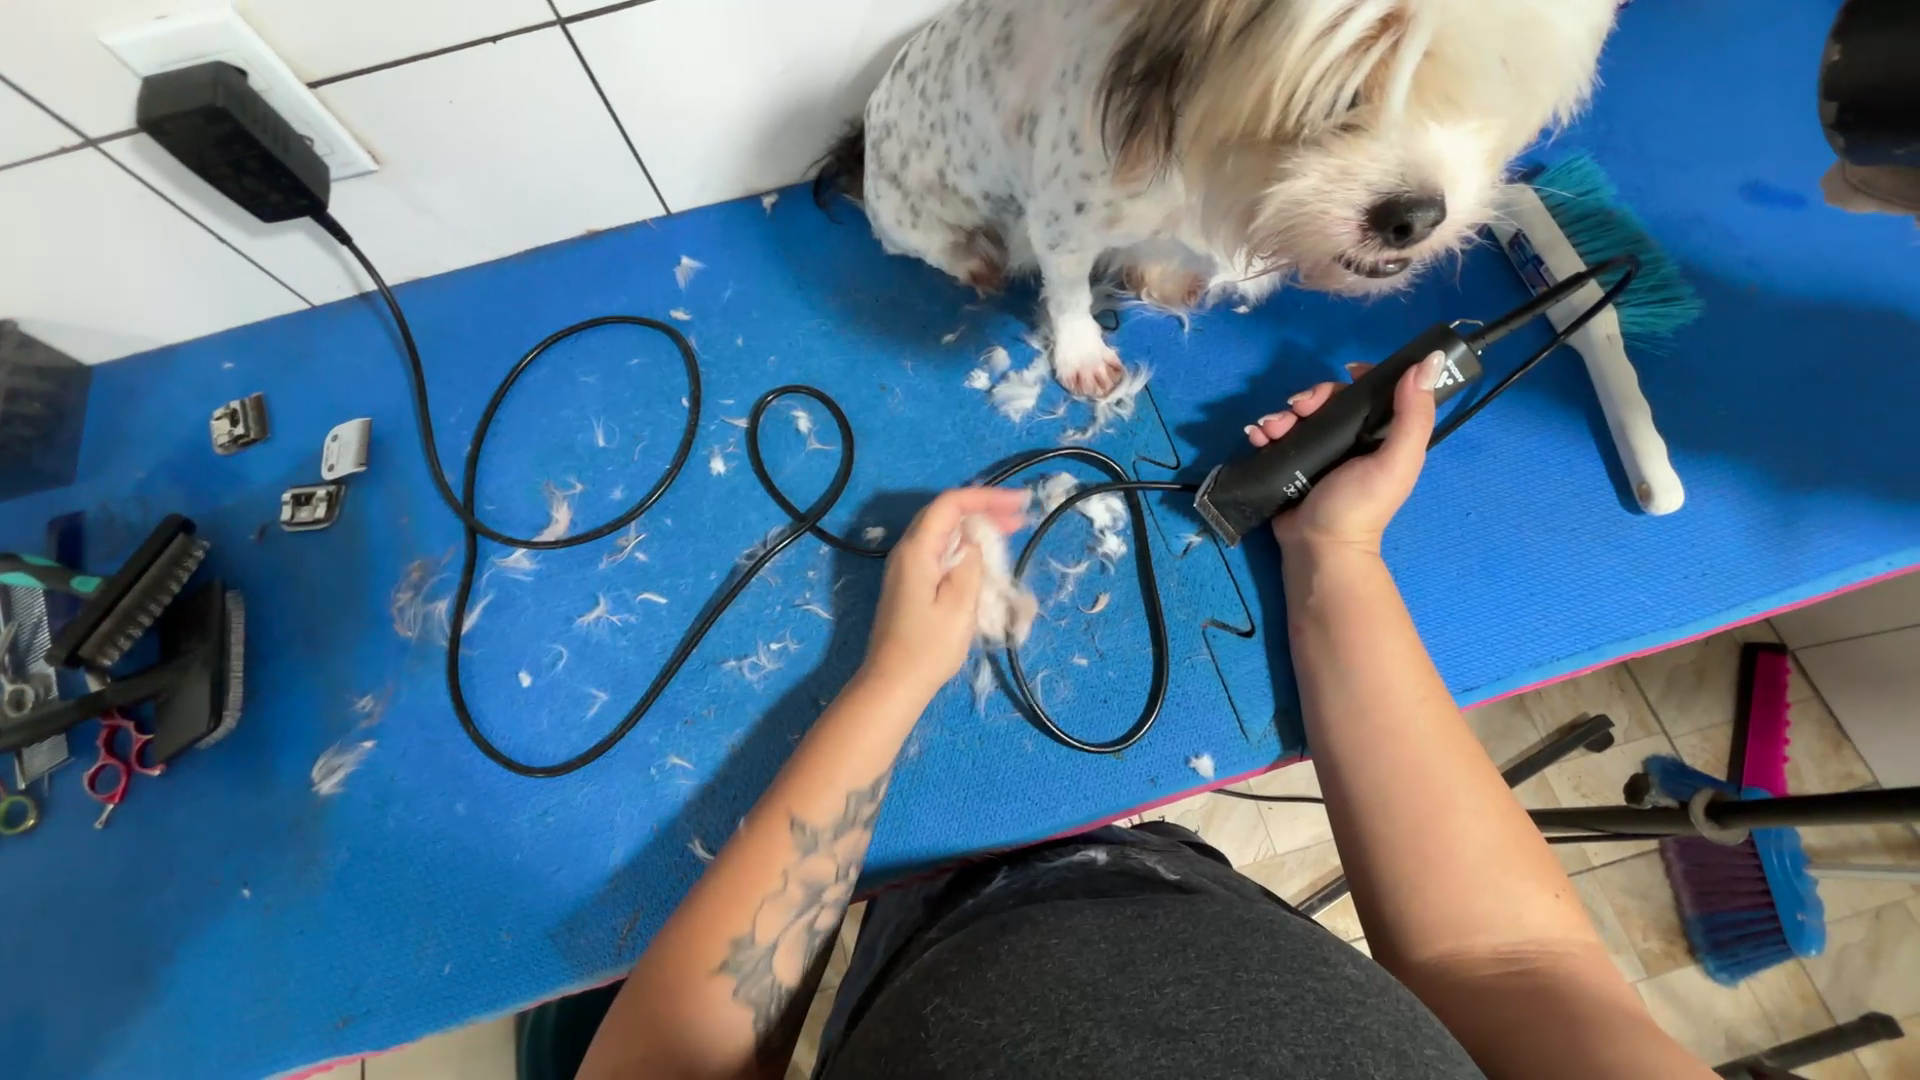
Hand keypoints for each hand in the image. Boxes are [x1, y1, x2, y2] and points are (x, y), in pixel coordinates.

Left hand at [860, 486, 1029, 698]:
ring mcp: (906, 567)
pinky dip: (965, 545)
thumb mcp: (960, 605)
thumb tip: (976, 542)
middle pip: (945, 514)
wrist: (893, 683)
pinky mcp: (910, 583)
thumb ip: (971, 564)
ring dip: (976, 527)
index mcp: (917, 550)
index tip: (1020, 503)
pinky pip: (939, 550)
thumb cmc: (928, 648)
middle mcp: (907, 551)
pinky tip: (984, 555)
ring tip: (1010, 530)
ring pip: (943, 532)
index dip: (986, 497)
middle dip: (984, 508)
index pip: (951, 504)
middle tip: (1020, 516)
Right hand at [1246, 353, 1442, 553]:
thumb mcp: (1396, 461)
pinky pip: (1276, 437)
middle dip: (1310, 397)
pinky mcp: (1290, 464)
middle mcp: (1351, 439)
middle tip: (1298, 409)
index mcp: (1381, 434)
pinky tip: (1256, 437)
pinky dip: (1264, 431)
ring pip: (1299, 416)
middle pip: (1330, 400)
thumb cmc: (1360, 505)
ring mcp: (1318, 452)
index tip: (1343, 373)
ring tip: (1269, 430)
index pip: (1374, 392)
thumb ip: (1413, 415)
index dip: (1360, 377)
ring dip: (1280, 415)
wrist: (1317, 546)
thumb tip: (1429, 361)